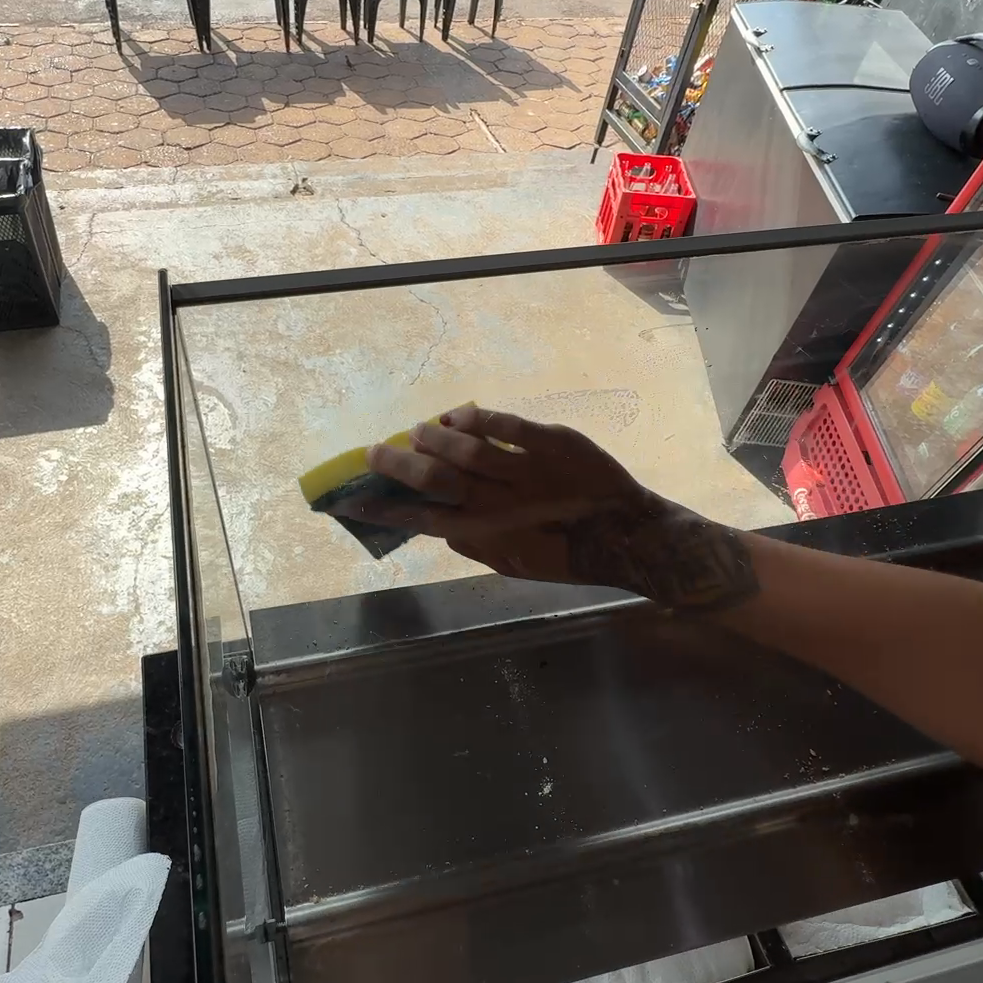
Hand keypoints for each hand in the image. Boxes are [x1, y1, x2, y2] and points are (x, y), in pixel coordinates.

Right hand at [342, 405, 758, 608]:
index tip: (353, 500)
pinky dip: (475, 419)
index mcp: (488, 536)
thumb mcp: (512, 566)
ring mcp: (527, 471)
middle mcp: (500, 504)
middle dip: (396, 466)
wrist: (629, 536)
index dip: (385, 510)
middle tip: (374, 453)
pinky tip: (456, 416)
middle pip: (435, 480)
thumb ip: (472, 547)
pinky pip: (506, 426)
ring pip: (465, 449)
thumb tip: (438, 527)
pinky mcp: (553, 443)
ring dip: (432, 438)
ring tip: (416, 432)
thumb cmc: (565, 557)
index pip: (423, 521)